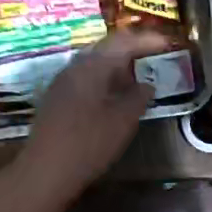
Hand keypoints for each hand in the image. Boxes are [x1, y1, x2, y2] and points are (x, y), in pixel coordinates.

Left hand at [18, 29, 171, 199]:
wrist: (45, 170)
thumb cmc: (88, 144)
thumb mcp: (122, 121)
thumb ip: (138, 98)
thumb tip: (146, 85)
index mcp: (91, 66)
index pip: (122, 42)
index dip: (146, 41)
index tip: (167, 43)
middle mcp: (73, 68)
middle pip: (105, 50)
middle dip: (130, 51)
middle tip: (152, 57)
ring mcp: (61, 84)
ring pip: (93, 65)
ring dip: (115, 68)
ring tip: (137, 78)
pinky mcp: (55, 100)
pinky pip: (84, 80)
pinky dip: (103, 81)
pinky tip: (113, 96)